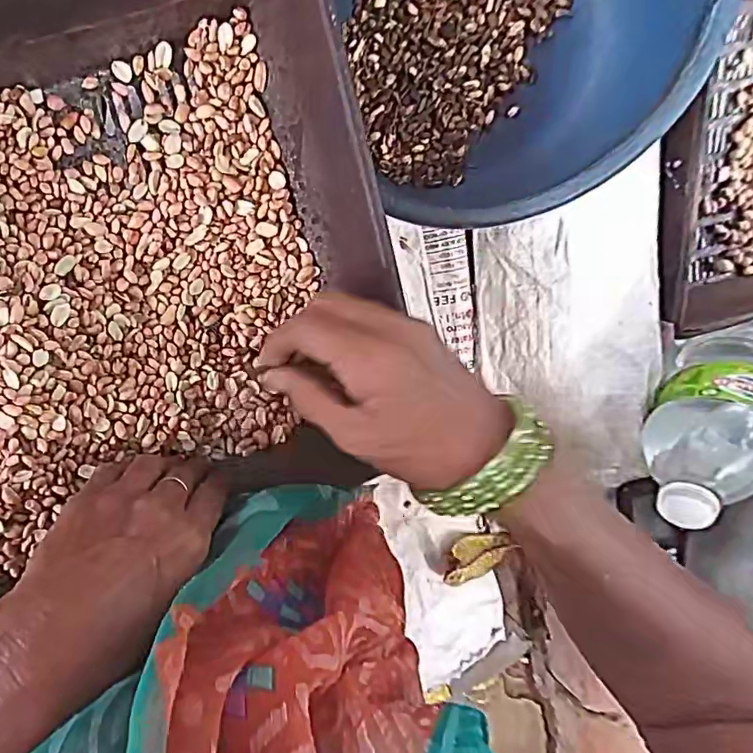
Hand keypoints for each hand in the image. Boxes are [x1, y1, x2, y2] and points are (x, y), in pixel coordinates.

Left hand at [0, 457, 227, 752]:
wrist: (52, 631)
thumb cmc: (117, 640)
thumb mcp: (172, 605)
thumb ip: (188, 568)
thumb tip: (194, 551)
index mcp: (189, 539)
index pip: (215, 494)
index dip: (221, 484)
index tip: (223, 482)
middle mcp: (160, 508)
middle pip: (185, 472)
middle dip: (195, 471)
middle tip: (197, 473)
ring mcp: (120, 496)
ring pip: (151, 463)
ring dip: (163, 465)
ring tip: (164, 471)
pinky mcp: (86, 496)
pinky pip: (115, 468)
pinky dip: (128, 469)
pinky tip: (128, 476)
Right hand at [256, 293, 511, 490]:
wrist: (485, 449)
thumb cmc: (416, 449)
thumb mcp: (352, 434)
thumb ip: (307, 398)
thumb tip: (274, 377)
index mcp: (367, 356)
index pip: (304, 326)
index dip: (275, 343)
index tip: (266, 368)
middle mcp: (387, 328)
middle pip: (322, 303)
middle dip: (293, 329)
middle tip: (283, 363)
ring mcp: (406, 324)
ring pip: (344, 303)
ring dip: (316, 325)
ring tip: (308, 362)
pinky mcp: (417, 329)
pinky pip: (367, 313)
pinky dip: (341, 326)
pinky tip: (339, 359)